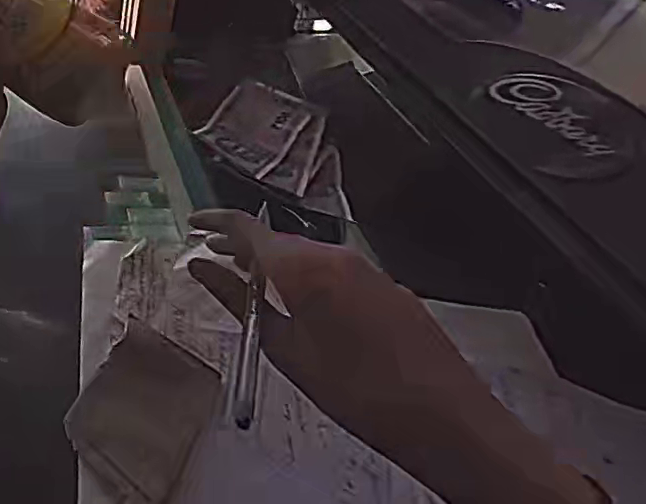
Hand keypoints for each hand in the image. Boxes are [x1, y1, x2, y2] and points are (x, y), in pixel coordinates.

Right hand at [189, 209, 602, 503]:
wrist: (455, 426)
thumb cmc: (357, 392)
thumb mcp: (287, 351)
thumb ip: (238, 302)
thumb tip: (199, 267)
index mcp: (302, 266)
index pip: (244, 226)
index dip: (213, 220)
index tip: (191, 223)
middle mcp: (332, 254)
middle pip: (274, 238)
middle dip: (242, 246)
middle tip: (215, 261)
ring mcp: (364, 267)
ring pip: (305, 253)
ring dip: (275, 263)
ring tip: (255, 285)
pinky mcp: (387, 285)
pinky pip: (334, 269)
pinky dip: (308, 276)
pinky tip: (307, 306)